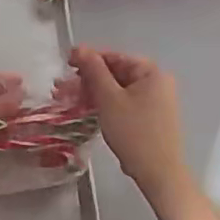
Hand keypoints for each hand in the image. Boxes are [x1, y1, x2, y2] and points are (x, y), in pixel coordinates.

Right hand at [71, 46, 190, 200]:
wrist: (157, 170)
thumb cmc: (133, 132)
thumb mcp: (109, 99)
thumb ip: (93, 72)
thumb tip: (80, 49)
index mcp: (151, 72)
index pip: (115, 57)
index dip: (89, 59)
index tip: (66, 64)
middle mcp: (157, 82)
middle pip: (117, 73)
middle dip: (88, 79)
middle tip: (62, 88)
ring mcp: (156, 101)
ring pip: (119, 90)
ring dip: (94, 93)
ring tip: (71, 101)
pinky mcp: (151, 117)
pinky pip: (125, 103)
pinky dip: (106, 105)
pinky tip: (90, 112)